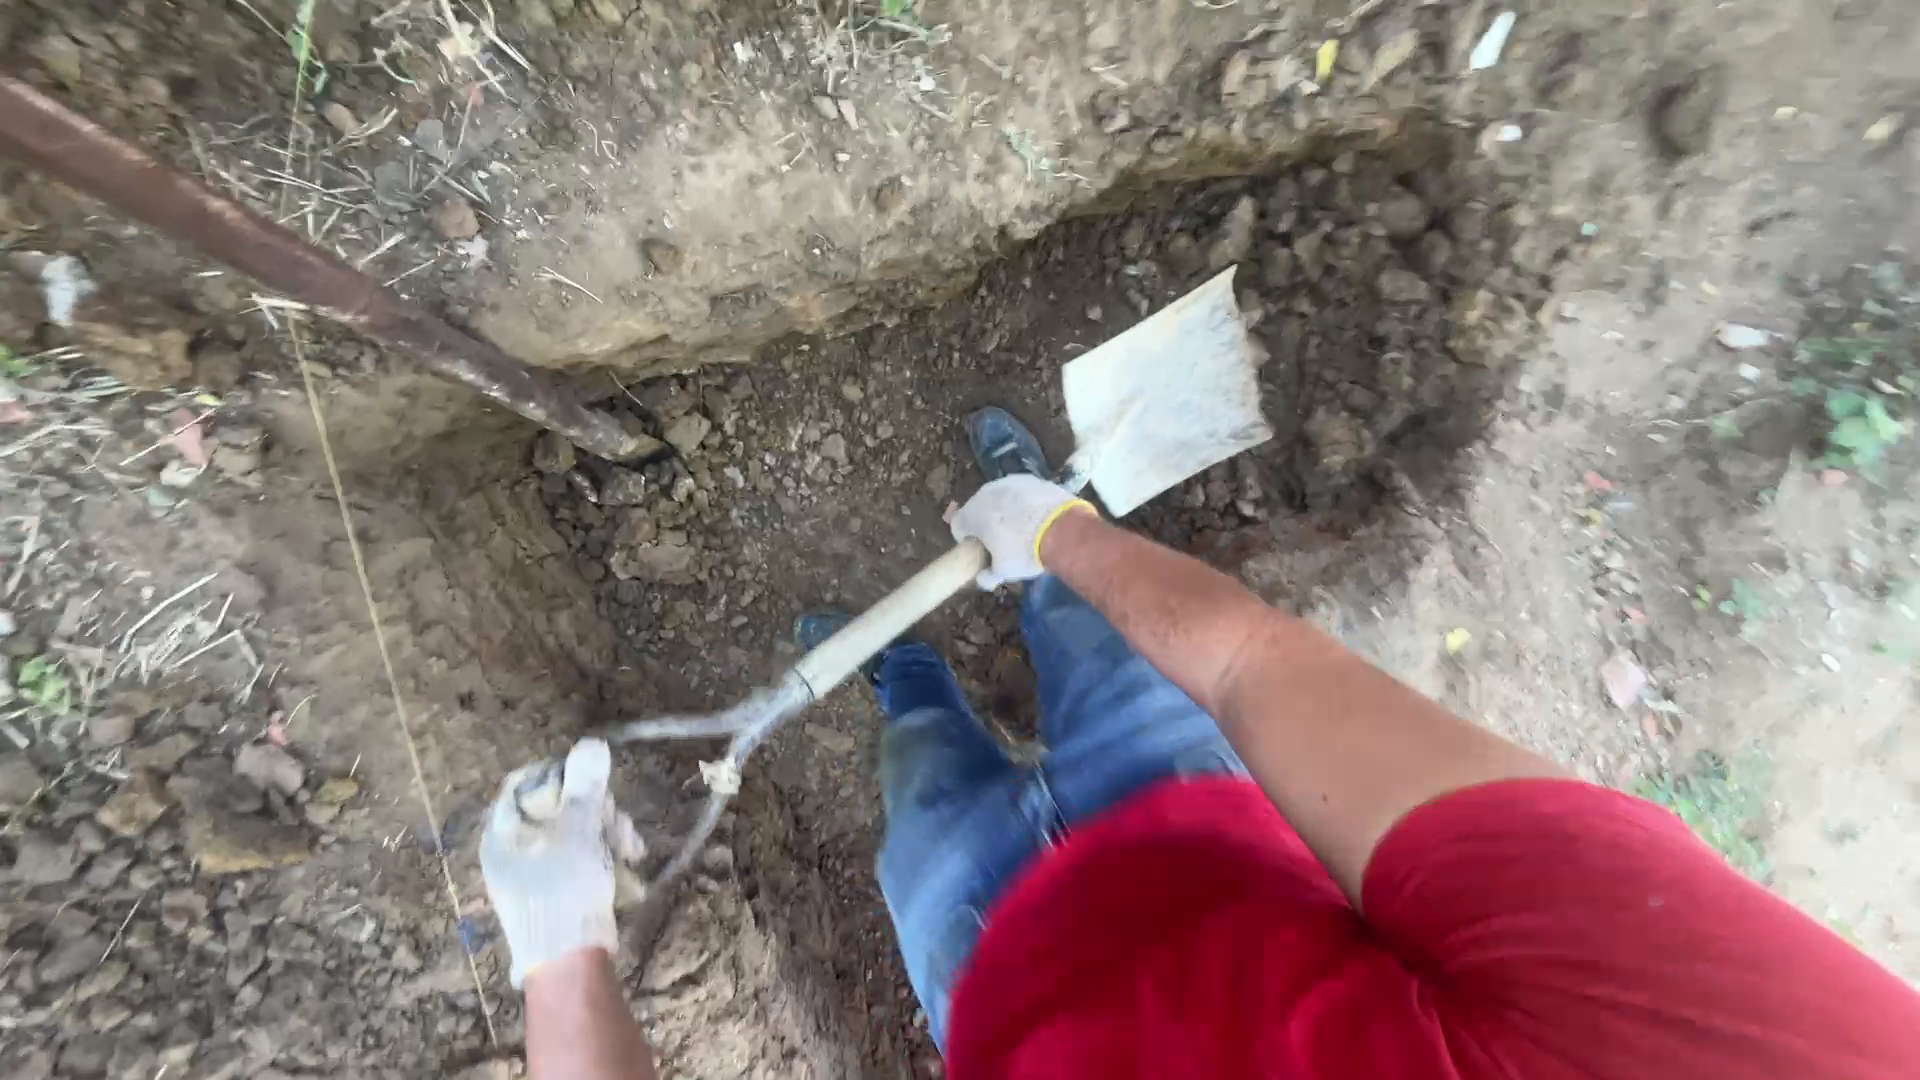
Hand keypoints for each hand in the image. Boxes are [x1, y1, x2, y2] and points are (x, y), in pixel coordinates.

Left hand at [480, 739, 641, 987]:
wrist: (570, 959)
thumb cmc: (566, 889)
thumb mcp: (580, 831)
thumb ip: (585, 786)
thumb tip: (591, 743)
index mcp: (503, 832)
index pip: (526, 781)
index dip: (563, 774)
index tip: (594, 782)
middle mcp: (513, 846)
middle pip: (559, 802)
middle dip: (597, 808)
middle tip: (617, 824)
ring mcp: (534, 866)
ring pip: (577, 825)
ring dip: (608, 829)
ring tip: (629, 848)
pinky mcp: (556, 882)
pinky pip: (580, 849)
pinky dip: (603, 849)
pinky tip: (626, 859)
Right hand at [948, 475, 1094, 588]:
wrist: (1062, 529)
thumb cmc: (1024, 552)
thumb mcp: (1004, 571)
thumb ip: (987, 576)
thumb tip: (983, 579)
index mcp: (972, 515)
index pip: (958, 526)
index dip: (967, 540)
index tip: (980, 551)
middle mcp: (985, 493)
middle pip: (978, 509)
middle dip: (986, 523)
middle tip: (1002, 541)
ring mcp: (1009, 482)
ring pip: (1000, 498)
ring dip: (1005, 511)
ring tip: (1023, 528)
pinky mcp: (1031, 478)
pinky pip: (1020, 492)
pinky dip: (1024, 502)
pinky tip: (1038, 516)